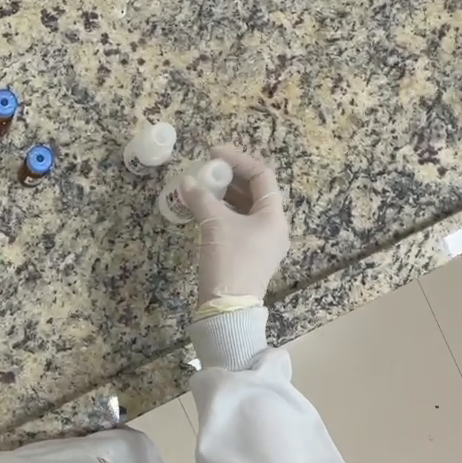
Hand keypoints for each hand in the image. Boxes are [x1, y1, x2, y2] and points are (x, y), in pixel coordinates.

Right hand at [178, 145, 288, 310]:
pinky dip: (222, 215)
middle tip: (207, 171)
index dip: (238, 160)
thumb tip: (187, 182)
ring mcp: (262, 244)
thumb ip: (202, 199)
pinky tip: (204, 213)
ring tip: (203, 189)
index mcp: (273, 216)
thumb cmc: (228, 263)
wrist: (226, 309)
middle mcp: (273, 228)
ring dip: (225, 197)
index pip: (261, 176)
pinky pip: (238, 226)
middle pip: (255, 192)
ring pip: (245, 210)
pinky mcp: (248, 258)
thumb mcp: (214, 226)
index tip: (214, 153)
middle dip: (230, 178)